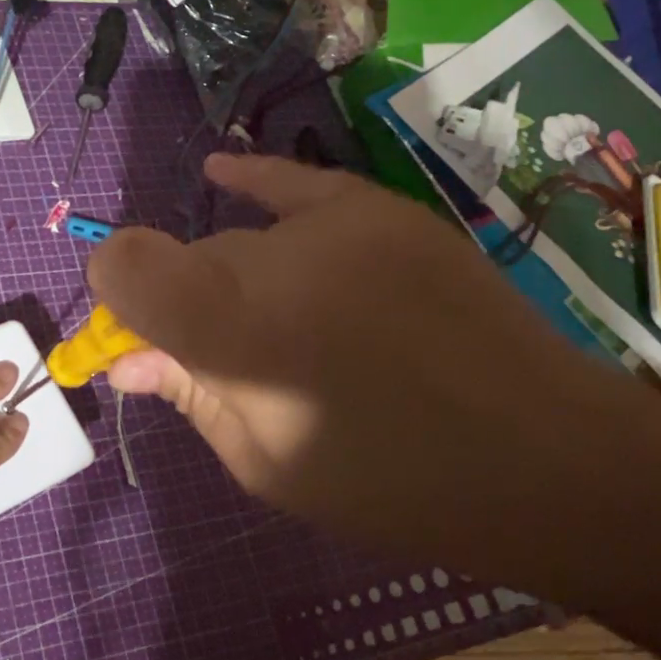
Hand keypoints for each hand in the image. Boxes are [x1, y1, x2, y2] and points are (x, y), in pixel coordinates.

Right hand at [89, 154, 651, 561]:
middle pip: (187, 262)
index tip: (129, 335)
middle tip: (211, 354)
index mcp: (235, 333)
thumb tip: (123, 359)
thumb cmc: (393, 487)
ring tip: (269, 325)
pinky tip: (222, 172)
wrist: (547, 460)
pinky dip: (254, 180)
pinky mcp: (385, 211)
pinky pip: (296, 183)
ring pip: (238, 239)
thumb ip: (187, 395)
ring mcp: (335, 225)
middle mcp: (273, 259)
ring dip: (231, 279)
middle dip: (181, 303)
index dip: (114, 295)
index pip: (125, 269)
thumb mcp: (264, 463)